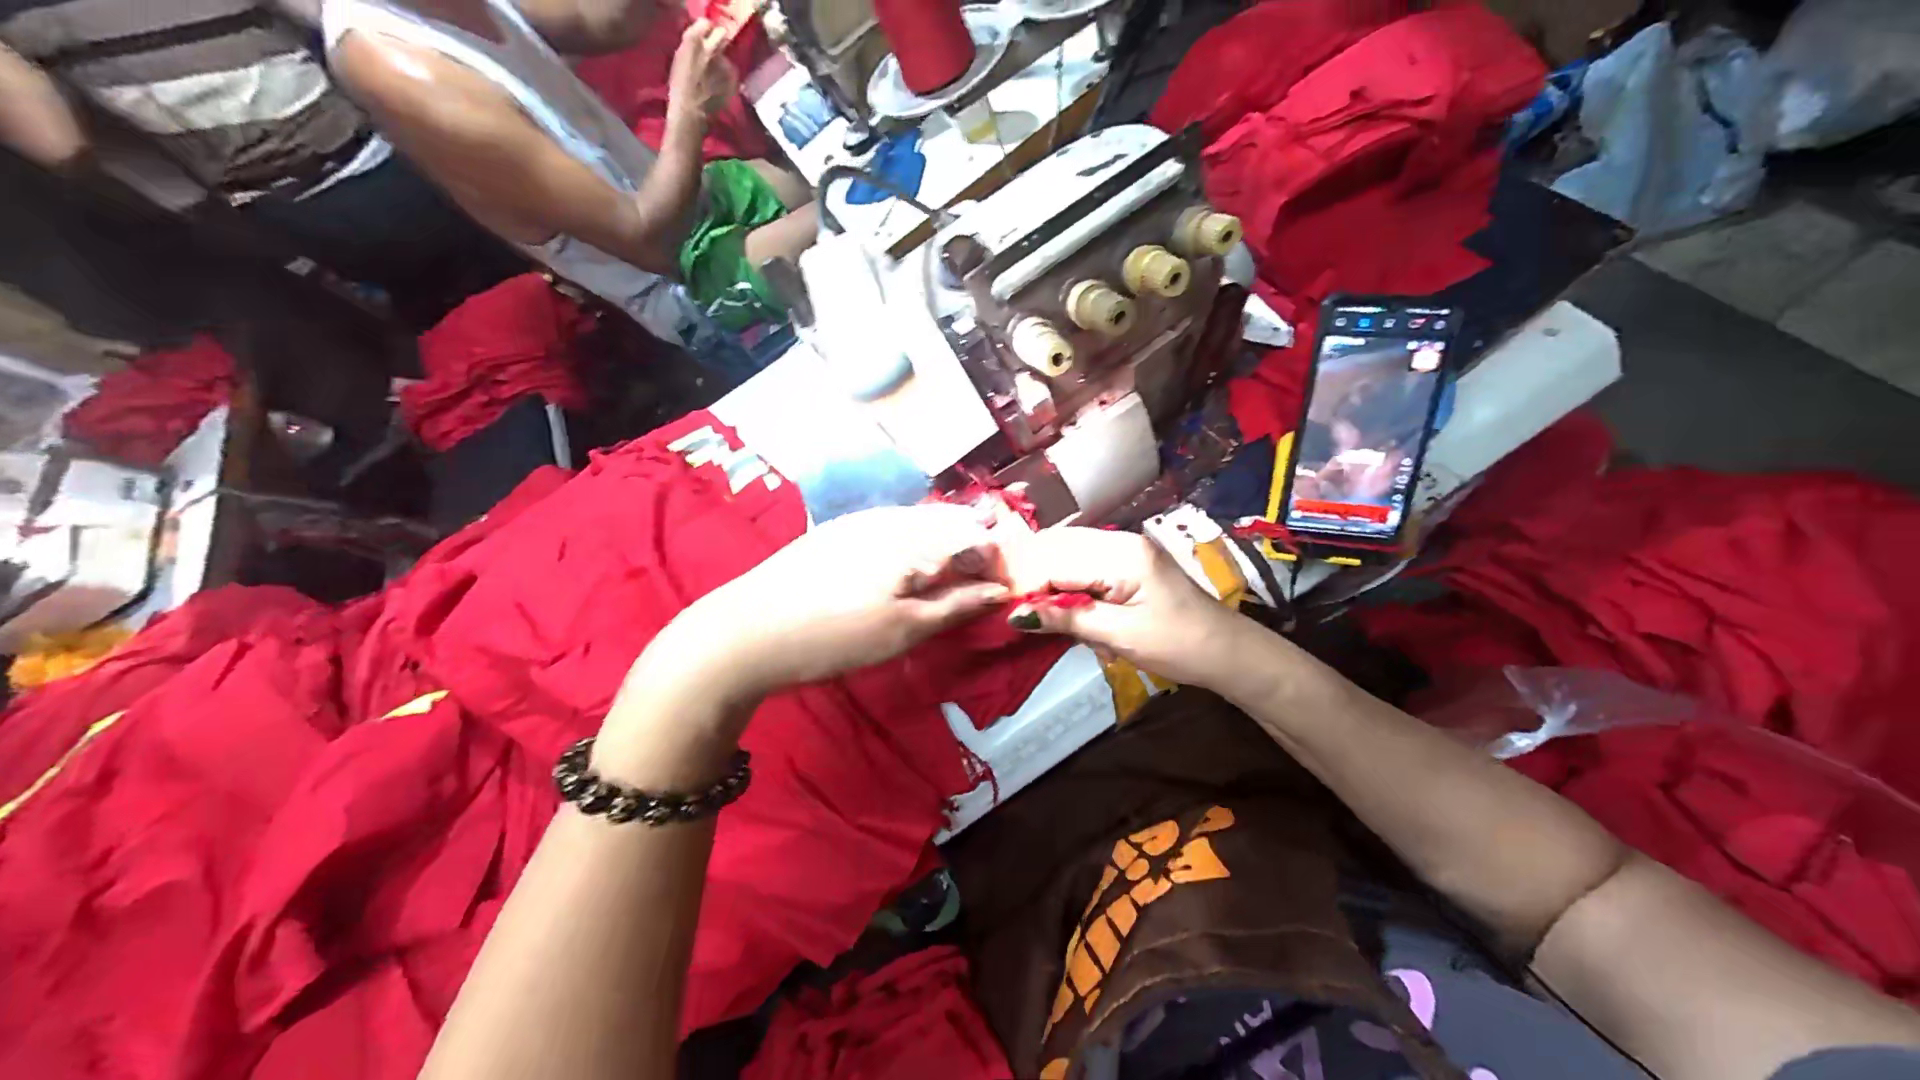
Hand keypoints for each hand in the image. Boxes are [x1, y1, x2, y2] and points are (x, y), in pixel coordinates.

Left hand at [663, 504, 1010, 699]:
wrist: (743, 634)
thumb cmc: (832, 636)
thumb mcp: (903, 630)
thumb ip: (957, 605)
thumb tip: (1000, 590)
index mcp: (912, 535)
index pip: (976, 534)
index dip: (996, 563)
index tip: (998, 594)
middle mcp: (890, 516)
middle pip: (950, 524)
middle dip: (970, 555)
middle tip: (970, 596)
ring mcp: (859, 521)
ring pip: (920, 527)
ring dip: (940, 553)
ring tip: (937, 593)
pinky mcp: (837, 533)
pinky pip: (892, 532)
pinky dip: (911, 553)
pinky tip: (899, 580)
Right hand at [666, 19, 736, 125]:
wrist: (691, 109)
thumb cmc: (679, 84)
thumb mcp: (680, 56)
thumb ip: (693, 43)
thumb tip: (701, 36)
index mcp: (694, 40)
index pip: (706, 23)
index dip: (706, 29)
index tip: (705, 34)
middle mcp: (711, 48)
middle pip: (722, 33)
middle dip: (719, 38)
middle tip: (715, 48)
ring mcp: (724, 63)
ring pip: (726, 55)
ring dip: (723, 62)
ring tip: (715, 74)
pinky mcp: (733, 78)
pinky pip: (731, 72)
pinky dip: (727, 76)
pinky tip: (720, 84)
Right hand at [996, 527, 1253, 687]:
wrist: (1227, 651)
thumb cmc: (1178, 645)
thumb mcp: (1119, 636)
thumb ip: (1066, 620)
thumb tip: (1016, 615)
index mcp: (1121, 554)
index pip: (1055, 559)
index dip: (1025, 583)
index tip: (1002, 608)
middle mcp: (1119, 540)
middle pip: (1056, 547)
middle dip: (1030, 575)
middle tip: (1010, 607)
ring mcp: (1123, 548)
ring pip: (1065, 551)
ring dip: (1045, 578)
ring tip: (1030, 607)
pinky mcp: (1125, 561)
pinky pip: (1081, 561)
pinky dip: (1063, 581)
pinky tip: (1056, 602)